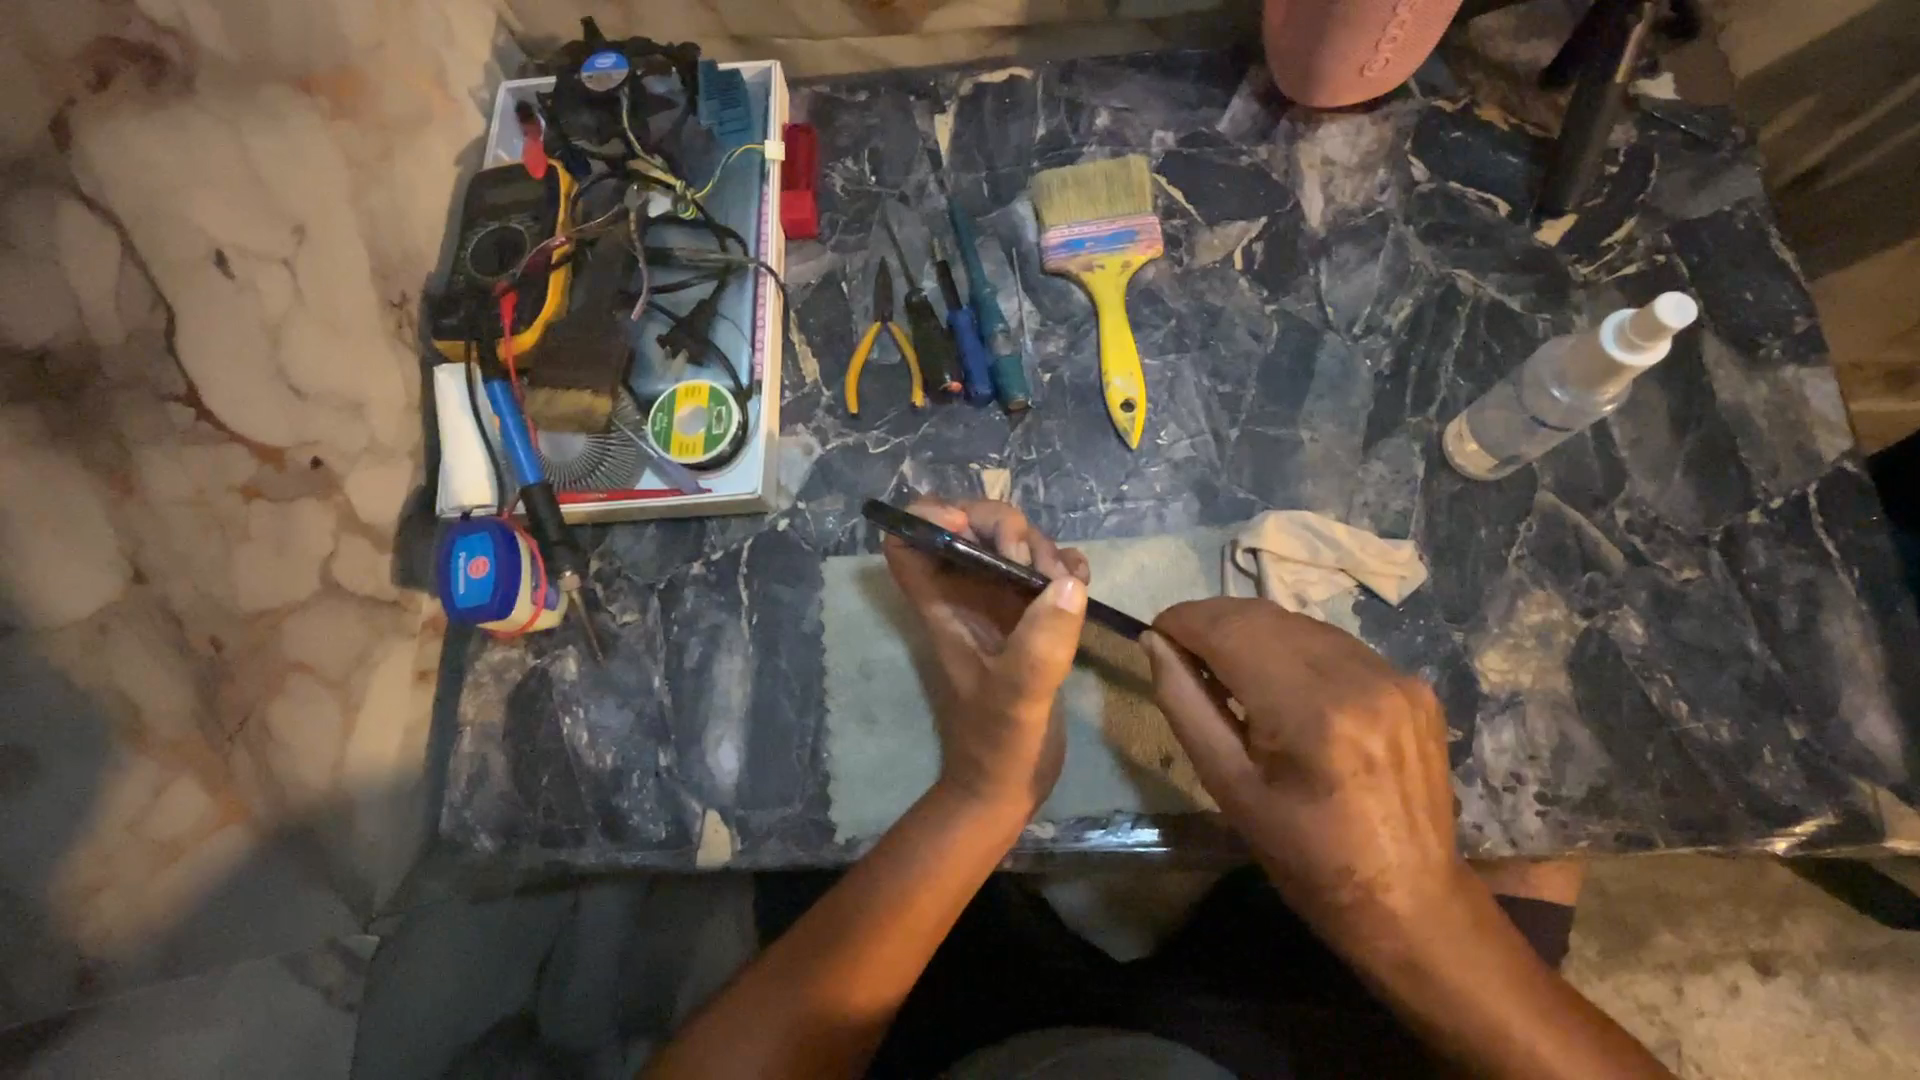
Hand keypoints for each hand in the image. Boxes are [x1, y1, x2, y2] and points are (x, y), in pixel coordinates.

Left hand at [882, 498, 1090, 814]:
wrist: (1008, 785)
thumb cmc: (997, 745)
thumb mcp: (1017, 698)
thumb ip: (1038, 646)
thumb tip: (1068, 582)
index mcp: (940, 606)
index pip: (906, 540)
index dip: (928, 519)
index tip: (970, 529)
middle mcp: (964, 596)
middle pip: (968, 527)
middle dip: (1003, 526)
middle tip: (1032, 564)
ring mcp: (997, 605)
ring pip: (1010, 544)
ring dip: (1041, 548)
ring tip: (1067, 582)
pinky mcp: (1029, 619)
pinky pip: (1043, 572)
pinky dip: (1063, 566)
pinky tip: (1082, 585)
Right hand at [1141, 599, 1469, 951]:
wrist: (1407, 898)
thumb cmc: (1302, 854)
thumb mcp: (1227, 785)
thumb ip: (1185, 704)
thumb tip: (1154, 643)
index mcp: (1309, 712)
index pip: (1230, 631)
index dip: (1185, 620)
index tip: (1155, 631)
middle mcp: (1357, 677)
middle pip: (1264, 616)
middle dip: (1212, 621)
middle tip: (1180, 647)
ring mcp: (1393, 676)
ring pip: (1298, 623)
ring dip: (1251, 631)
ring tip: (1224, 664)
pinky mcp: (1412, 683)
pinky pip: (1334, 644)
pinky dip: (1293, 649)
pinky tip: (1278, 681)